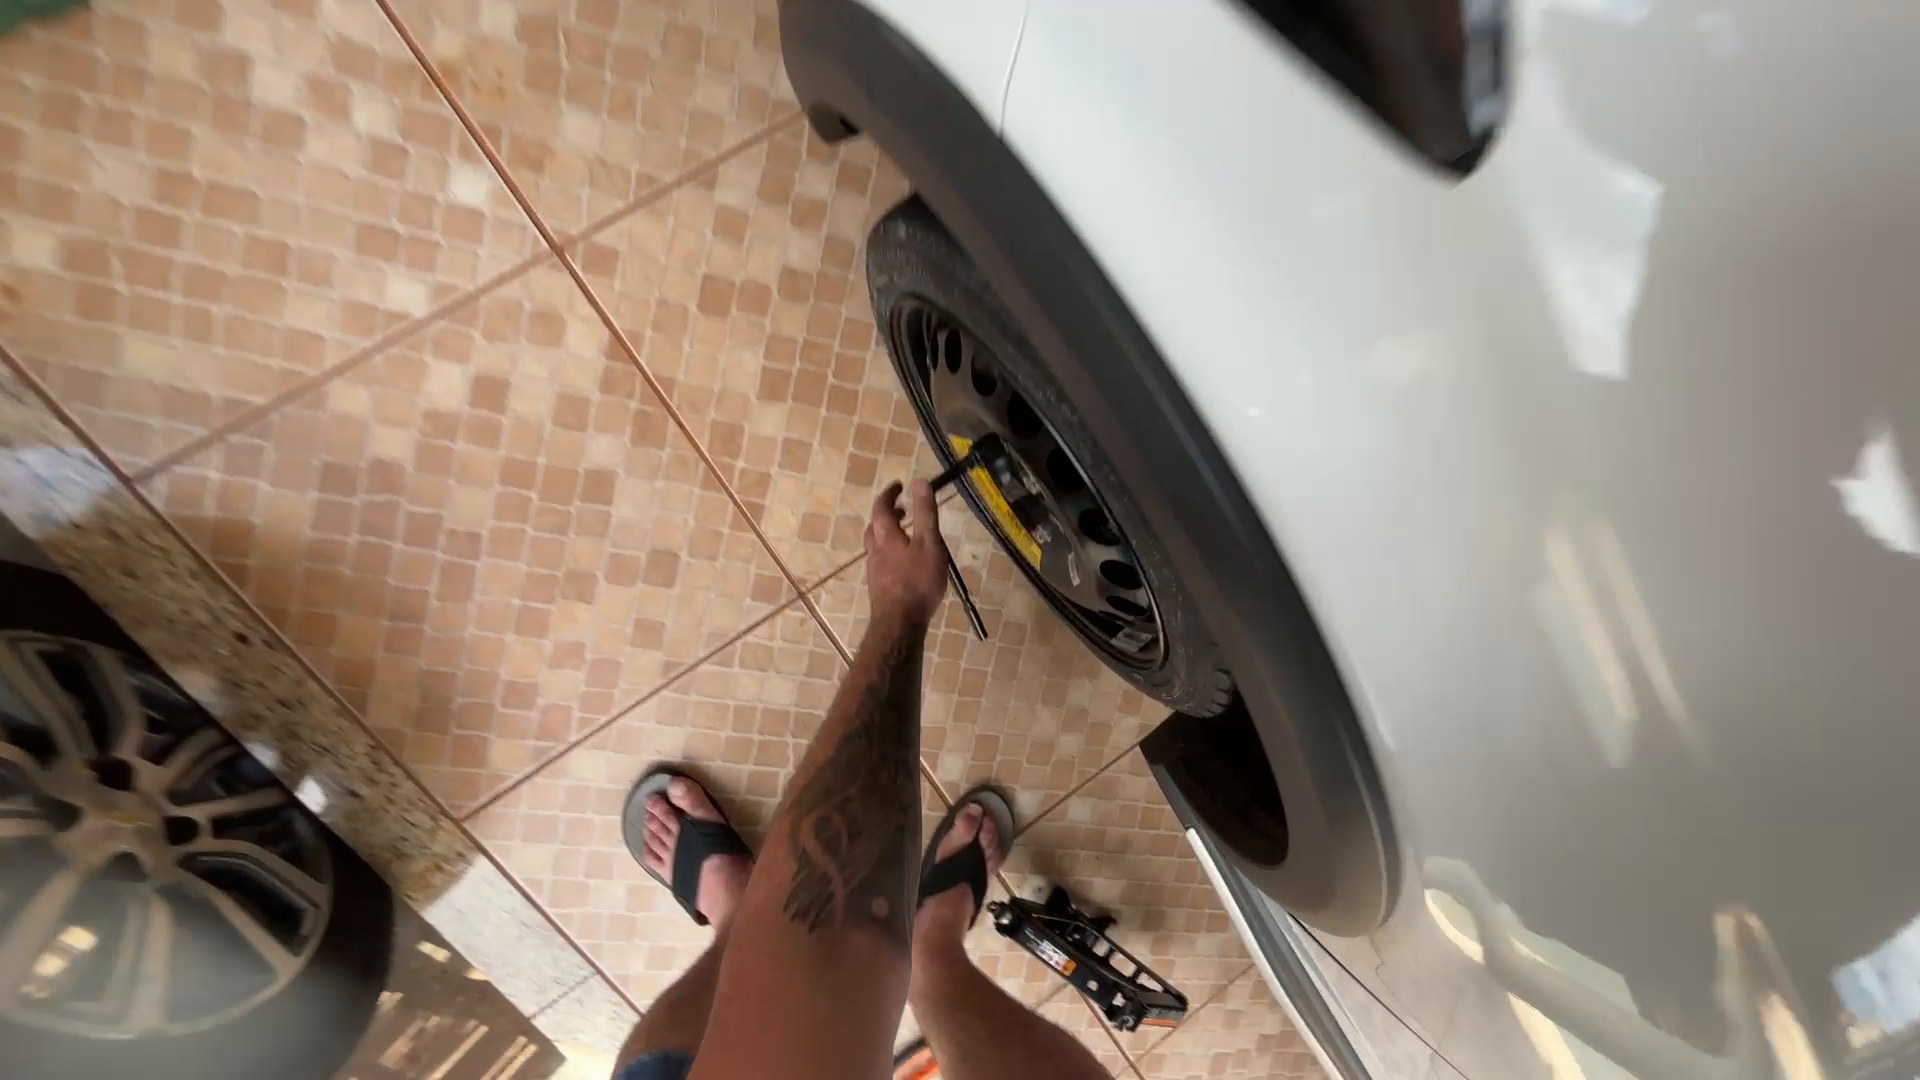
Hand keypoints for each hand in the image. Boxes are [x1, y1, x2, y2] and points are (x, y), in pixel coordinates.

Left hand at [864, 479, 948, 626]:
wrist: (899, 623)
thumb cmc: (917, 581)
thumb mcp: (929, 543)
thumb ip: (925, 514)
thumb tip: (919, 481)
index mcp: (887, 537)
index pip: (882, 508)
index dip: (889, 494)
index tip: (899, 485)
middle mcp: (875, 551)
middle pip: (875, 527)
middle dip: (886, 514)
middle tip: (902, 509)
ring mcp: (875, 571)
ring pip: (876, 546)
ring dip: (887, 535)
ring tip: (904, 536)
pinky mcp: (879, 588)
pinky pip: (881, 563)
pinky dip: (890, 554)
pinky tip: (903, 565)